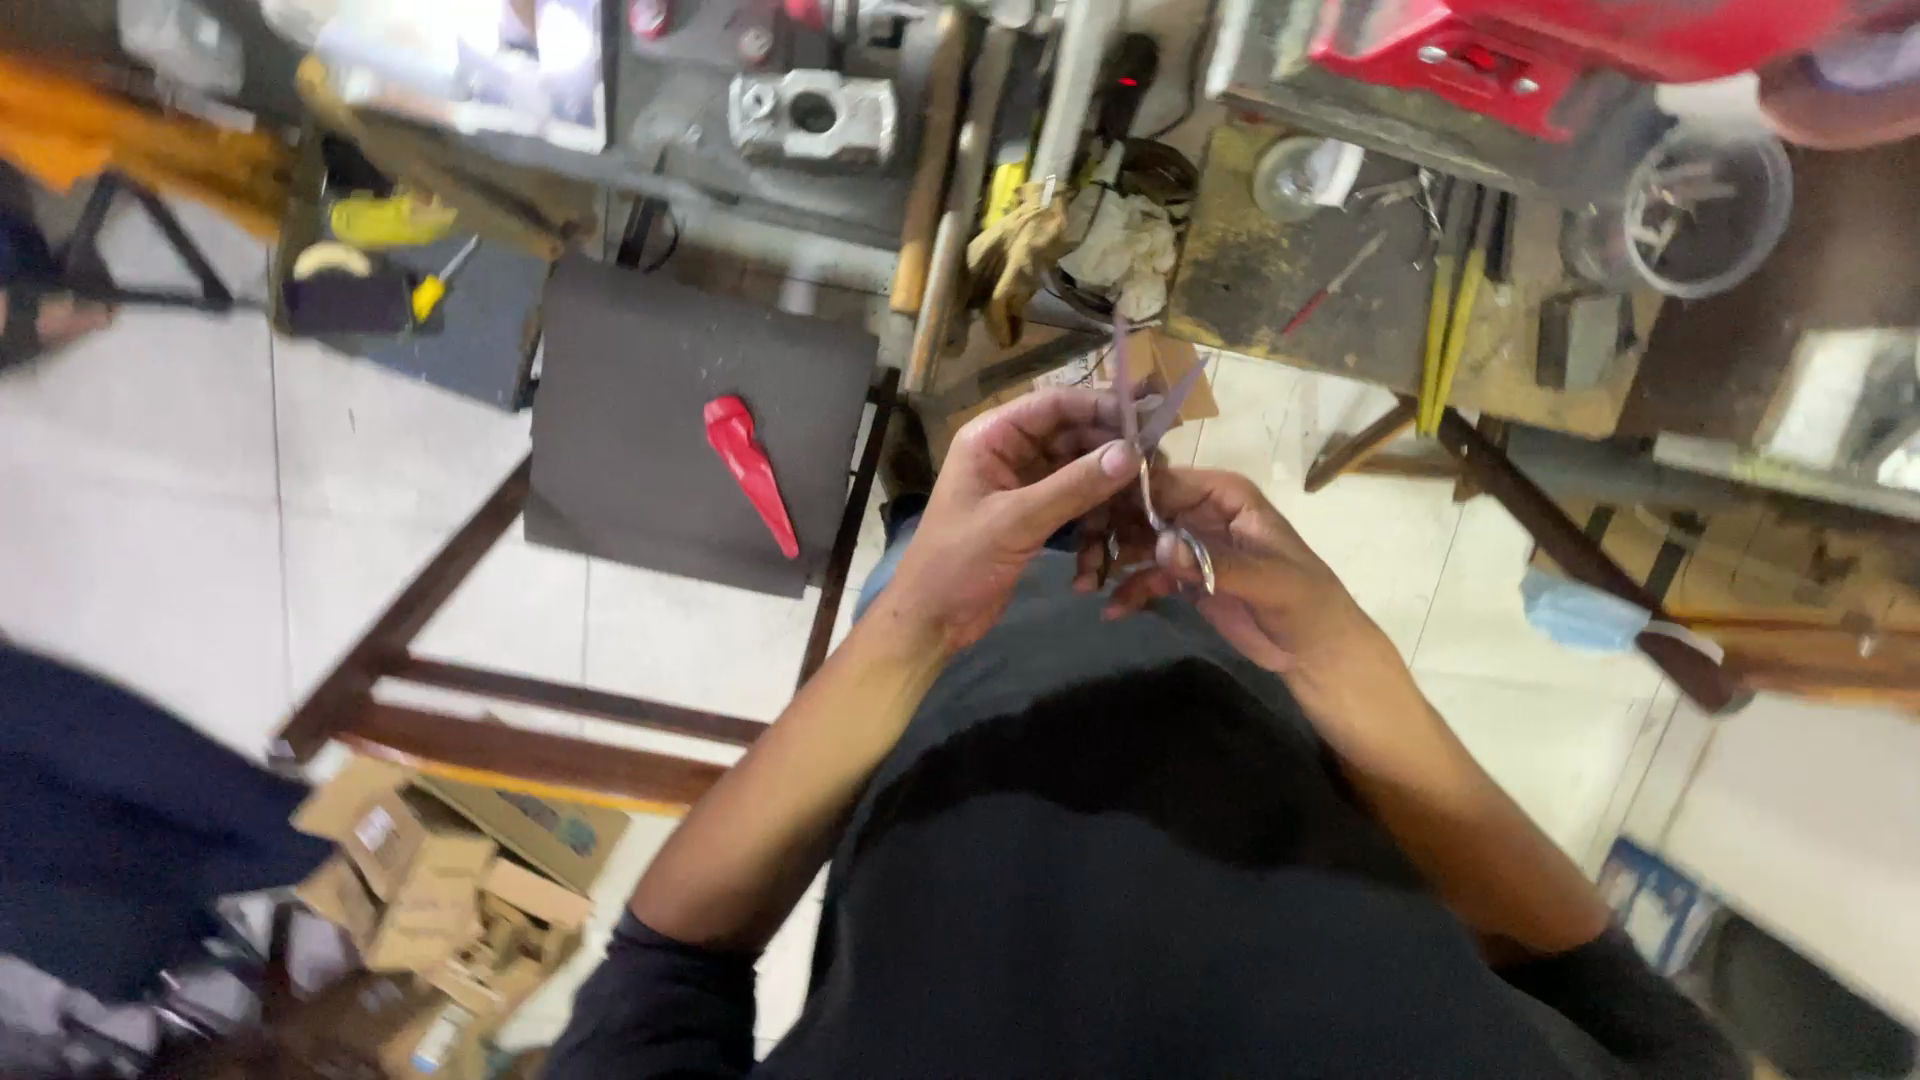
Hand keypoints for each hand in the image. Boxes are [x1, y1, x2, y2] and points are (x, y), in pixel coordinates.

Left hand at [878, 388, 1139, 653]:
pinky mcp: (1032, 516)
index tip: (1149, 417)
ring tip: (1146, 497)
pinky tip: (1112, 538)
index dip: (1101, 405)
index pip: (1053, 405)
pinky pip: (1073, 502)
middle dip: (1111, 449)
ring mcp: (1021, 485)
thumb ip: (1074, 486)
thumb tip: (1131, 453)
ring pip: (1077, 470)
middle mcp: (1008, 453)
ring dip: (1107, 486)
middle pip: (1071, 435)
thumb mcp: (1016, 521)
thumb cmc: (958, 563)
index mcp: (991, 438)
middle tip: (1158, 463)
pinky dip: (1093, 517)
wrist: (932, 619)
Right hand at [1101, 468, 1420, 726]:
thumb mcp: (1269, 581)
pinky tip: (1111, 609)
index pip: (1166, 481)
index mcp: (1224, 496)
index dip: (1127, 492)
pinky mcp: (1183, 577)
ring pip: (1136, 541)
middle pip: (1141, 509)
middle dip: (1110, 530)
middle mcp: (1200, 512)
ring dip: (1110, 560)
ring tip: (1085, 584)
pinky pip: (1144, 576)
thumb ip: (1215, 563)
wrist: (1315, 651)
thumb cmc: (1305, 604)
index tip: (1088, 508)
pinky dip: (1127, 590)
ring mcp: (1189, 544)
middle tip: (1082, 557)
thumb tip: (1161, 545)